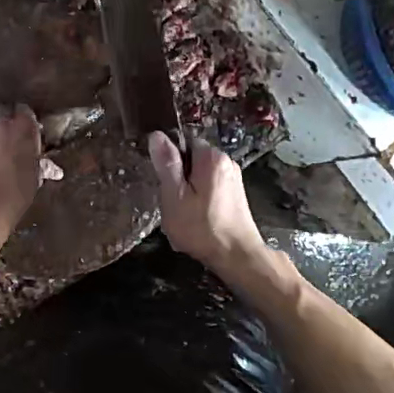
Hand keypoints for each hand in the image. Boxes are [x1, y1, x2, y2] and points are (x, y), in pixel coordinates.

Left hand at [0, 104, 41, 240]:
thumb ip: (42, 164)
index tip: (24, 130)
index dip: (24, 120)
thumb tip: (54, 169)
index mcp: (24, 128)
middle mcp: (1, 124)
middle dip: (6, 123)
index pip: (25, 111)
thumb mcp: (36, 176)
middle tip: (8, 141)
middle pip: (4, 112)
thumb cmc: (18, 191)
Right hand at [147, 131, 267, 277]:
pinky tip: (197, 224)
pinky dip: (200, 205)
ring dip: (188, 196)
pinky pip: (210, 192)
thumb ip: (166, 164)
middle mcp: (227, 162)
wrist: (237, 256)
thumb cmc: (202, 228)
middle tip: (174, 205)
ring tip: (184, 218)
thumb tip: (156, 135)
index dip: (170, 162)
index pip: (183, 143)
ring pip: (200, 179)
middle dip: (179, 181)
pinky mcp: (236, 196)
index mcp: (212, 157)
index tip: (165, 184)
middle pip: (192, 162)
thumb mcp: (175, 196)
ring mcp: (233, 180)